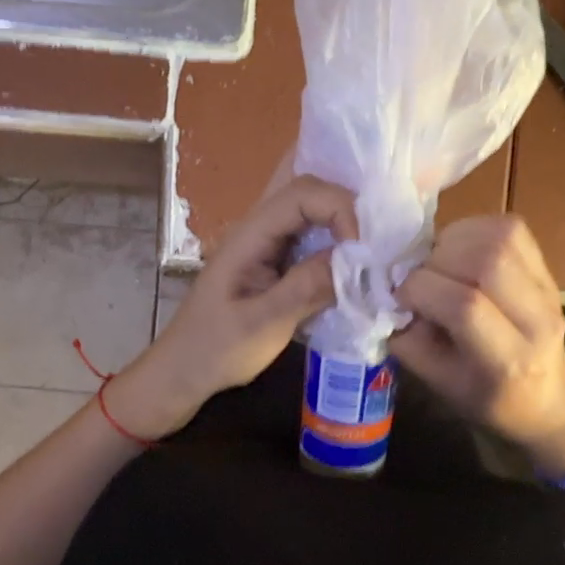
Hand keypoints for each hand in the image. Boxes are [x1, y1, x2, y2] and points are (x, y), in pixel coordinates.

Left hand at [106, 177, 358, 438]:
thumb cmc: (216, 350)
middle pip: (308, 191)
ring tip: (376, 249)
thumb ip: (304, 288)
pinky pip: (311, 240)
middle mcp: (260, 230)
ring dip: (344, 224)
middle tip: (379, 238)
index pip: (302, 194)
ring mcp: (268, 245)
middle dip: (347, 205)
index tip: (363, 249)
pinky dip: (336, 246)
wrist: (185, 372)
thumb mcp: (262, 324)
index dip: (340, 209)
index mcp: (249, 236)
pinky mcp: (277, 265)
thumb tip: (355, 259)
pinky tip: (357, 265)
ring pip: (312, 214)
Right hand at [389, 215, 564, 476]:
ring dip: (454, 241)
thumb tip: (386, 298)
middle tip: (419, 278)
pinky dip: (472, 231)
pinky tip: (456, 251)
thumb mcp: (439, 385)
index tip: (400, 298)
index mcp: (508, 361)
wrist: (546, 395)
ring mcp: (547, 289)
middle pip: (488, 261)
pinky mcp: (547, 267)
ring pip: (500, 237)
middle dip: (437, 261)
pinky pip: (509, 228)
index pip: (466, 306)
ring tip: (437, 264)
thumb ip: (410, 342)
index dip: (421, 290)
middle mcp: (537, 320)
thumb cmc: (486, 398)